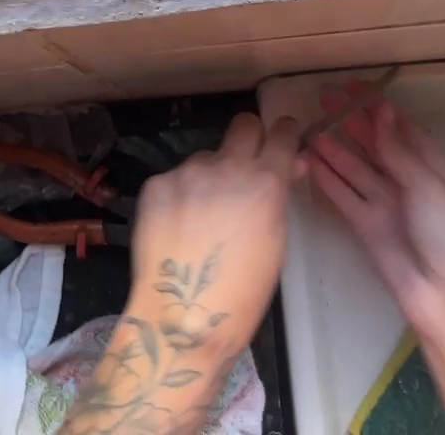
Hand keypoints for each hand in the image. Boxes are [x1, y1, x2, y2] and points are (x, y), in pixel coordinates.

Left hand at [61, 113, 298, 434]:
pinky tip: (175, 227)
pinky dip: (178, 196)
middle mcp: (227, 166)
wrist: (181, 318)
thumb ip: (277, 196)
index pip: (281, 134)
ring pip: (205, 159)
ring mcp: (188, 171)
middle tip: (242, 165)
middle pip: (243, 125)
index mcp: (265, 182)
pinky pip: (175, 179)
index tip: (279, 136)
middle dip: (248, 138)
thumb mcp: (275, 242)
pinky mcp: (156, 183)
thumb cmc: (242, 293)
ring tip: (199, 218)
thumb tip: (288, 166)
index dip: (283, 132)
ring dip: (207, 178)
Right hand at [304, 91, 444, 345]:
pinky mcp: (365, 225)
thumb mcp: (429, 185)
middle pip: (374, 144)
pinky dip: (327, 178)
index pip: (401, 127)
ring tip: (309, 126)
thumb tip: (381, 111)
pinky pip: (343, 194)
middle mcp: (406, 181)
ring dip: (333, 147)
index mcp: (431, 167)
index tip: (354, 87)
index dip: (378, 106)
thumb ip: (399, 150)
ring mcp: (384, 203)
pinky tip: (309, 160)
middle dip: (351, 122)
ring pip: (354, 167)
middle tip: (323, 100)